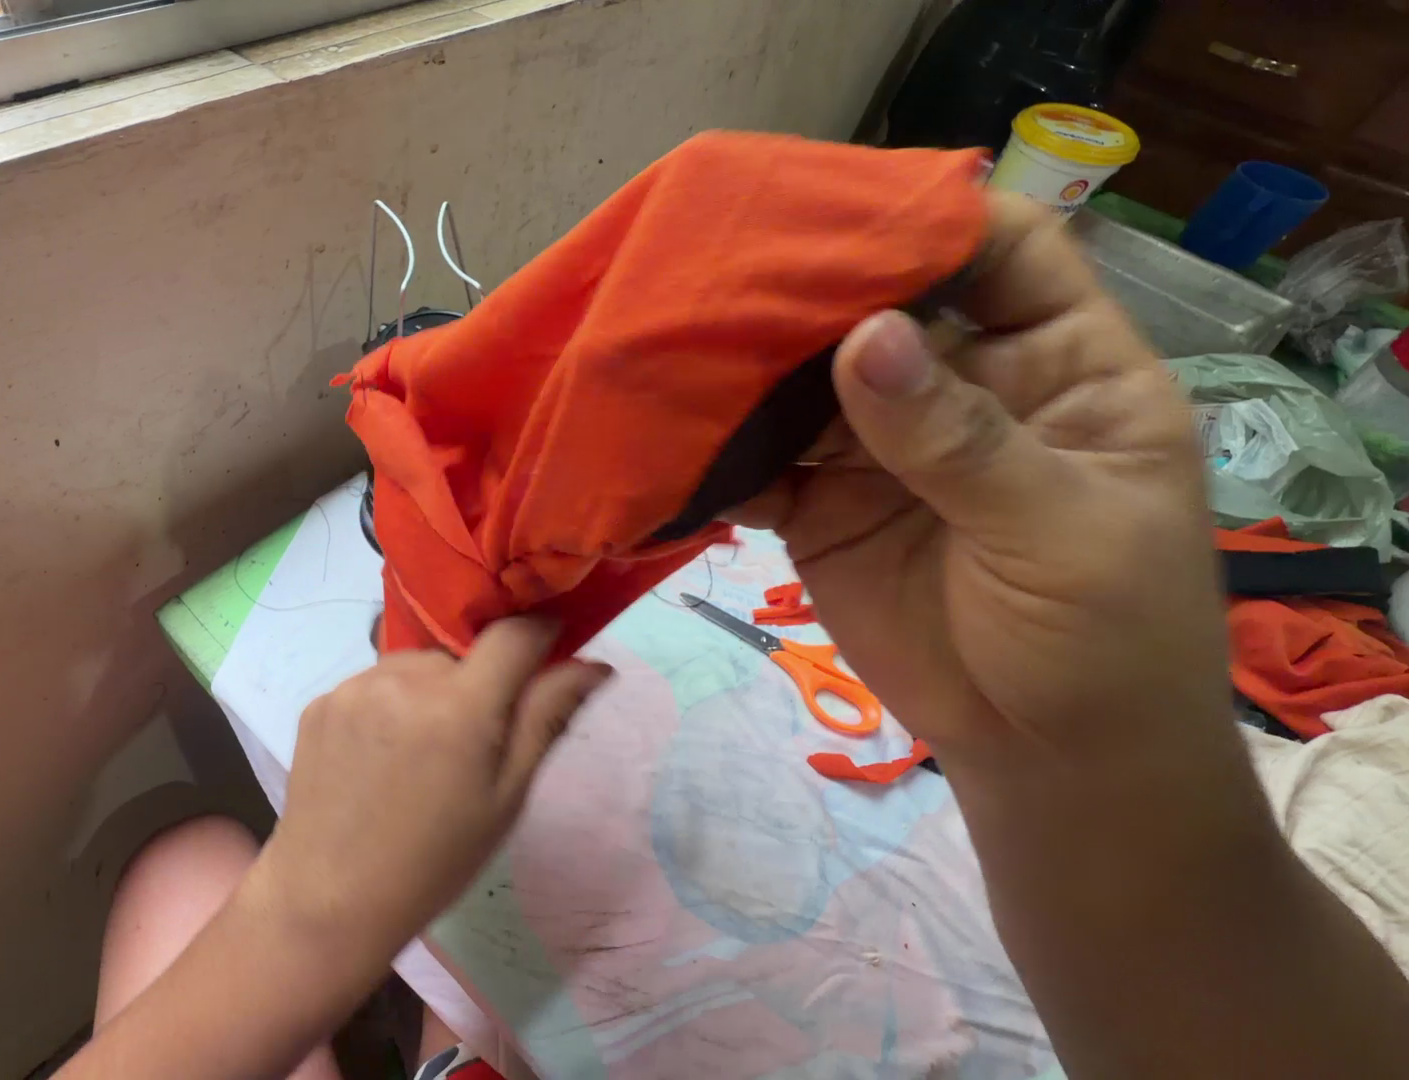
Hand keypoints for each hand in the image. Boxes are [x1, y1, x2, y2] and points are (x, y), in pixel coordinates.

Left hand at [253, 618, 611, 955]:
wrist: (329, 898)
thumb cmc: (435, 860)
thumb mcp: (507, 797)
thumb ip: (547, 718)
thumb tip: (596, 665)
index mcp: (459, 707)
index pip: (513, 633)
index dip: (538, 634)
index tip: (546, 653)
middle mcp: (403, 679)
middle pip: (461, 652)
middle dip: (476, 682)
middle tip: (471, 742)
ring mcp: (354, 687)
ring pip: (415, 665)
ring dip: (430, 690)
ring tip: (419, 754)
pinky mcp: (320, 700)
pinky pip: (373, 683)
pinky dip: (388, 705)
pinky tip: (380, 757)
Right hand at [729, 191, 1229, 765]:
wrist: (1041, 752)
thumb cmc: (1101, 636)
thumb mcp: (1060, 531)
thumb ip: (961, 438)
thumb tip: (866, 336)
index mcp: (1054, 367)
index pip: (1000, 255)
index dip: (929, 222)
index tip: (836, 212)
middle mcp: (957, 390)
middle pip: (878, 312)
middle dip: (809, 294)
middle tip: (723, 273)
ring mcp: (877, 450)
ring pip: (805, 388)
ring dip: (748, 374)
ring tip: (680, 344)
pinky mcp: (818, 506)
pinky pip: (762, 468)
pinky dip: (721, 458)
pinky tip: (673, 437)